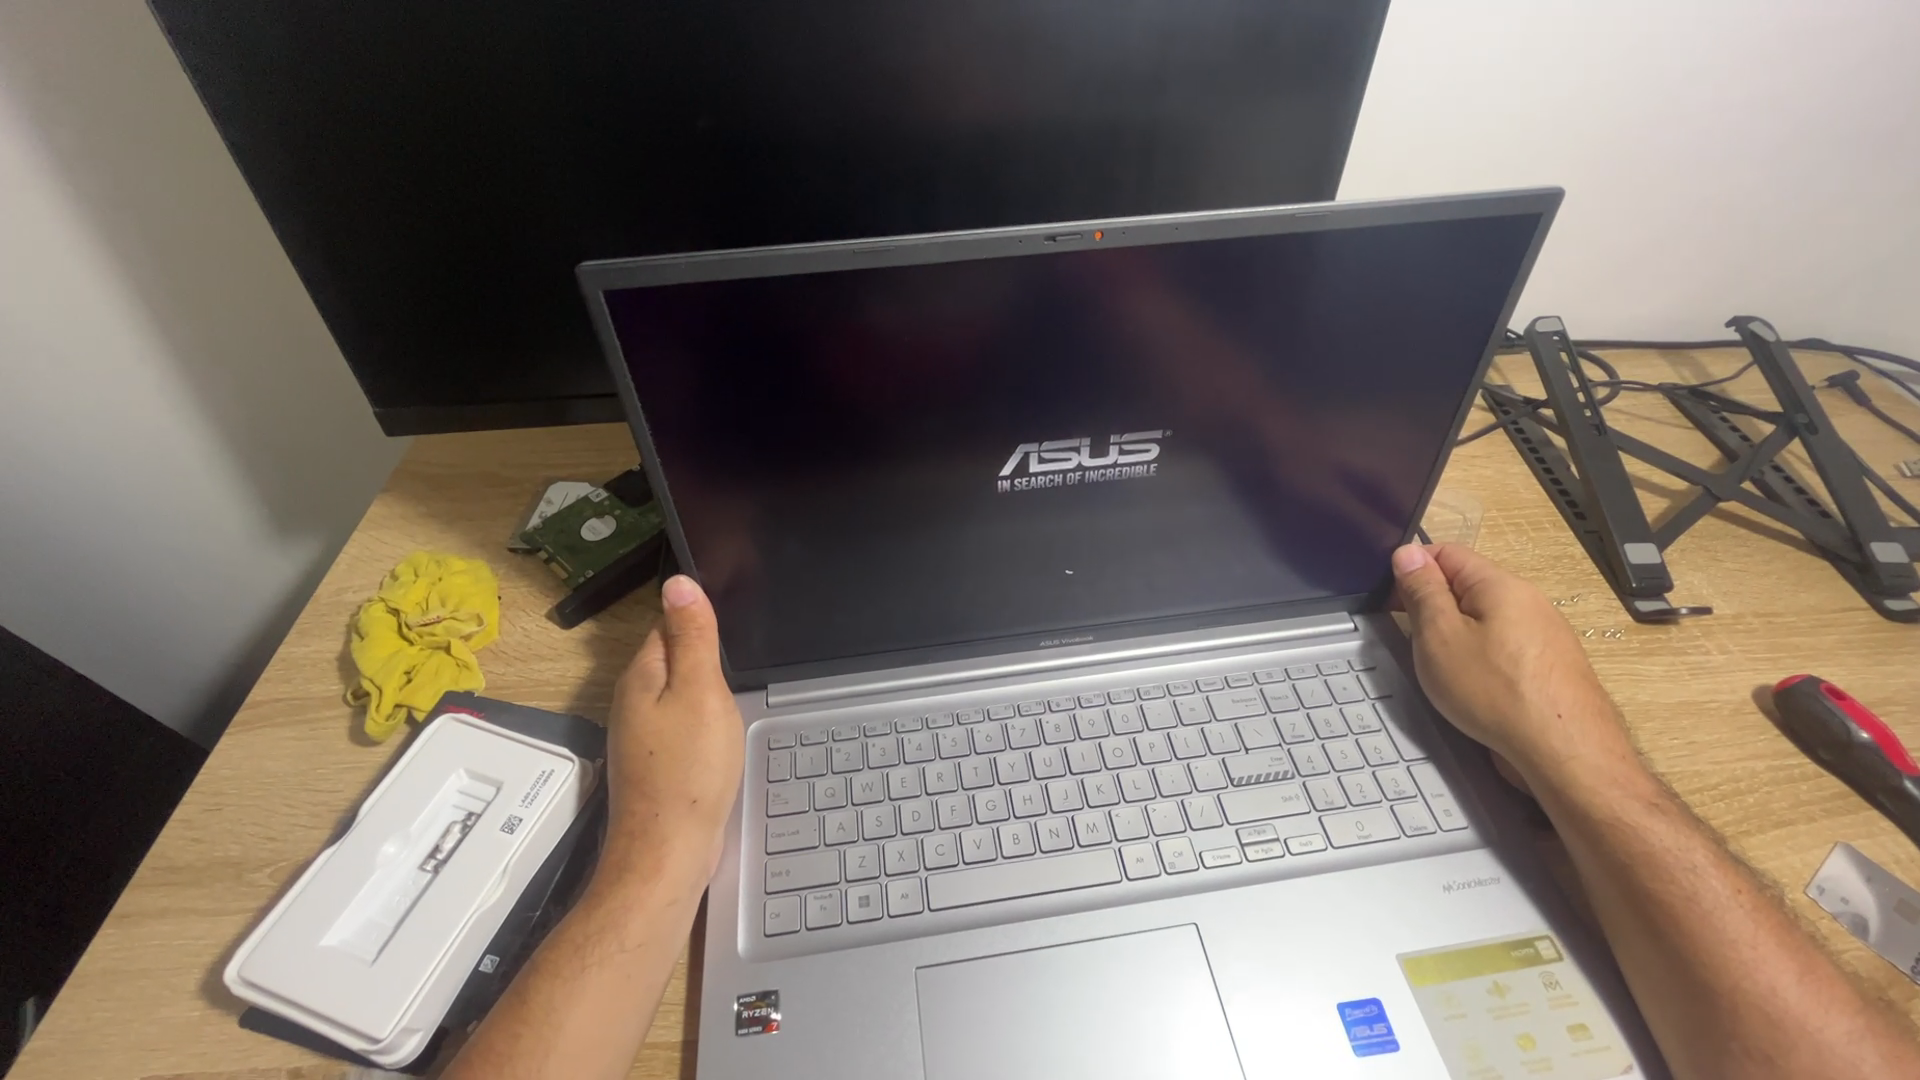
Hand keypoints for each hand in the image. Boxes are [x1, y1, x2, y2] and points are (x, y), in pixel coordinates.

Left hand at [598, 575, 744, 887]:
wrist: (669, 850)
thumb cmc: (690, 769)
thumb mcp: (701, 692)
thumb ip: (692, 638)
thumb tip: (678, 583)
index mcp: (641, 676)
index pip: (666, 625)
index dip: (697, 617)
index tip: (732, 619)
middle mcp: (633, 700)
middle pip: (670, 657)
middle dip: (701, 650)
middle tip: (743, 651)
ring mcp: (642, 733)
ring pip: (676, 691)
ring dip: (703, 684)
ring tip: (736, 686)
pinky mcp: (655, 760)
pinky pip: (680, 720)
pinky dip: (702, 715)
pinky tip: (721, 726)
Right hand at [1389, 543, 1635, 787]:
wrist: (1565, 753)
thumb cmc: (1493, 690)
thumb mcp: (1439, 636)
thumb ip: (1422, 591)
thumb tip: (1408, 552)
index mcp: (1500, 585)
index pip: (1447, 552)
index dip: (1411, 568)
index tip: (1388, 599)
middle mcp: (1528, 601)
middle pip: (1466, 584)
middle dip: (1430, 601)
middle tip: (1406, 634)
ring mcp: (1544, 634)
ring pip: (1483, 616)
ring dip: (1452, 629)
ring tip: (1434, 661)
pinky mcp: (1549, 665)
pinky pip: (1502, 642)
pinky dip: (1476, 652)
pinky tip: (1469, 681)